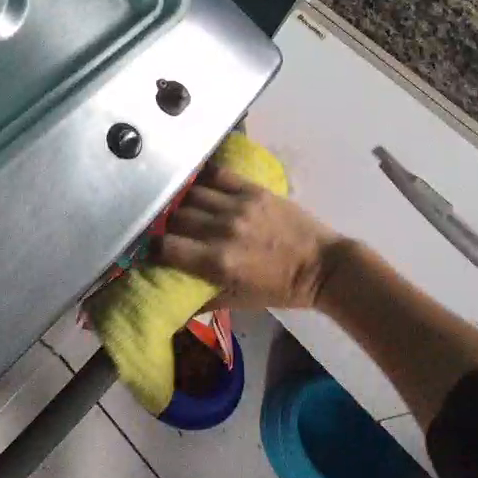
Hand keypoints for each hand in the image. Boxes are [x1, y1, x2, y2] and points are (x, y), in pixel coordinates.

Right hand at [154, 164, 345, 310]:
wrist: (325, 267)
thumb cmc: (281, 289)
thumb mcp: (239, 302)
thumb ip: (201, 298)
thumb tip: (167, 300)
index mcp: (218, 261)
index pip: (166, 246)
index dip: (152, 247)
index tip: (151, 249)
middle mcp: (222, 230)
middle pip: (173, 217)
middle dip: (165, 224)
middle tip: (167, 229)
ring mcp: (238, 206)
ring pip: (189, 194)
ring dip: (181, 202)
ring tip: (182, 207)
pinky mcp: (252, 190)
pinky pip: (215, 175)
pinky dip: (200, 178)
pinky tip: (195, 184)